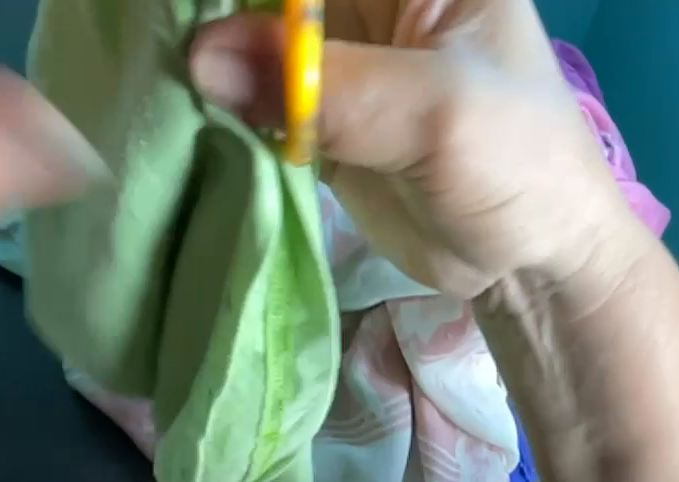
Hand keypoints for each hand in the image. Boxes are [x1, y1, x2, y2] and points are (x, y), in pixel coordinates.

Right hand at [190, 0, 639, 298]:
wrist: (527, 258)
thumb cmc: (516, 165)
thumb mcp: (437, 115)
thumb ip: (328, 87)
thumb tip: (203, 60)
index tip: (189, 13)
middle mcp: (366, 2)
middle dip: (214, 12)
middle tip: (152, 40)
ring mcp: (339, 60)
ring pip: (252, 39)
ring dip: (208, 57)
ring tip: (154, 76)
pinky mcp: (322, 120)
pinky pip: (258, 101)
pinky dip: (224, 109)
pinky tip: (182, 114)